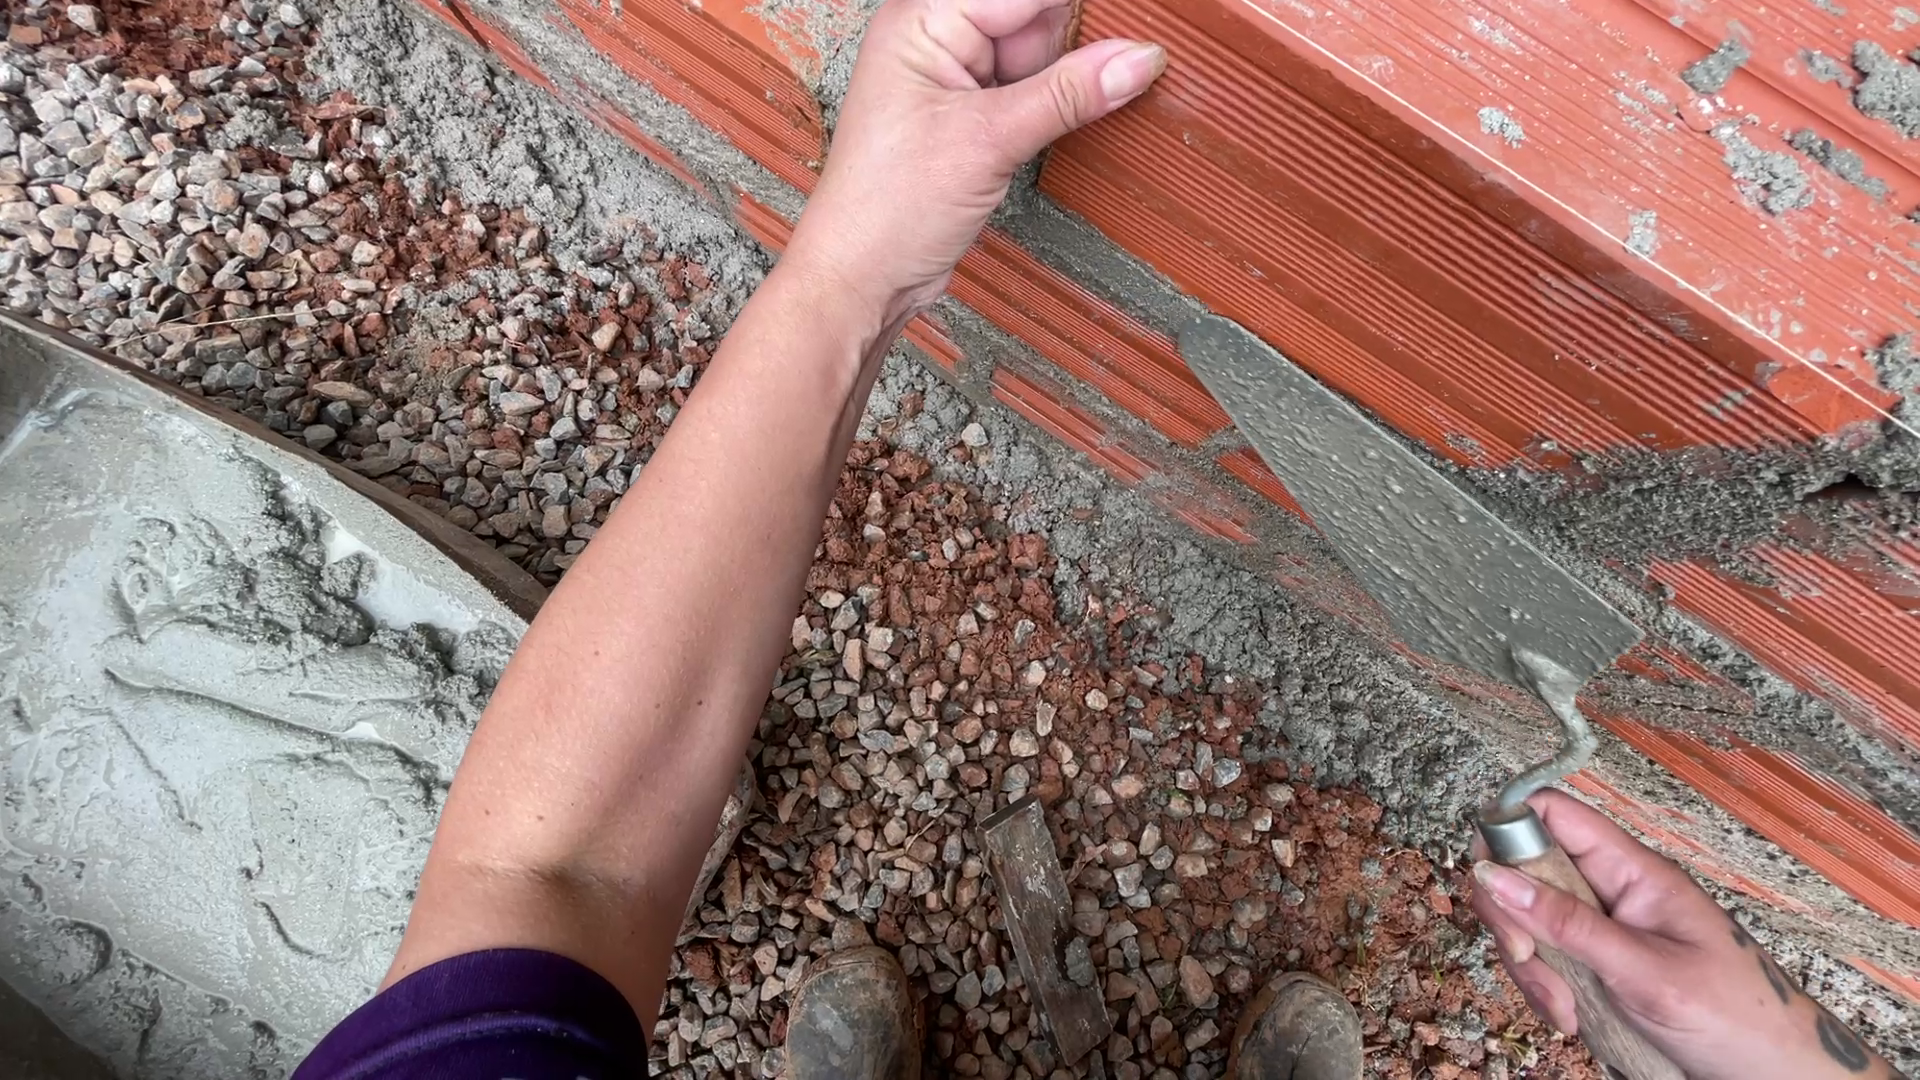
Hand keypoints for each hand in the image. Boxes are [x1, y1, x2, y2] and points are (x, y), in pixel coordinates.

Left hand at [783, 0, 1165, 327]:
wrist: (863, 279)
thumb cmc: (888, 209)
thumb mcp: (986, 142)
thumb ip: (1065, 96)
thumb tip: (1136, 59)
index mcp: (923, 19)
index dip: (1078, 10)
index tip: (1134, 26)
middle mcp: (935, 45)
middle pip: (1031, 20)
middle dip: (1073, 49)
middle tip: (1124, 70)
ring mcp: (950, 91)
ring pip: (1032, 66)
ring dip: (1064, 88)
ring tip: (1064, 126)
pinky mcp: (965, 133)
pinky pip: (1022, 104)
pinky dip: (1048, 116)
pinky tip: (1067, 127)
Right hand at [1470, 791, 1901, 1079]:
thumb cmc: (1742, 1023)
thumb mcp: (1647, 974)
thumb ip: (1566, 923)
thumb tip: (1487, 873)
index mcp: (1628, 869)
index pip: (1549, 811)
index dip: (1506, 825)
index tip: (1488, 875)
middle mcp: (1604, 885)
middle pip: (1519, 865)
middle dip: (1509, 915)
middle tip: (1526, 958)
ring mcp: (1593, 920)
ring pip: (1520, 913)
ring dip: (1525, 960)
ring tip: (1560, 1008)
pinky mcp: (1587, 954)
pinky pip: (1537, 949)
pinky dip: (1538, 982)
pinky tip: (1564, 1013)